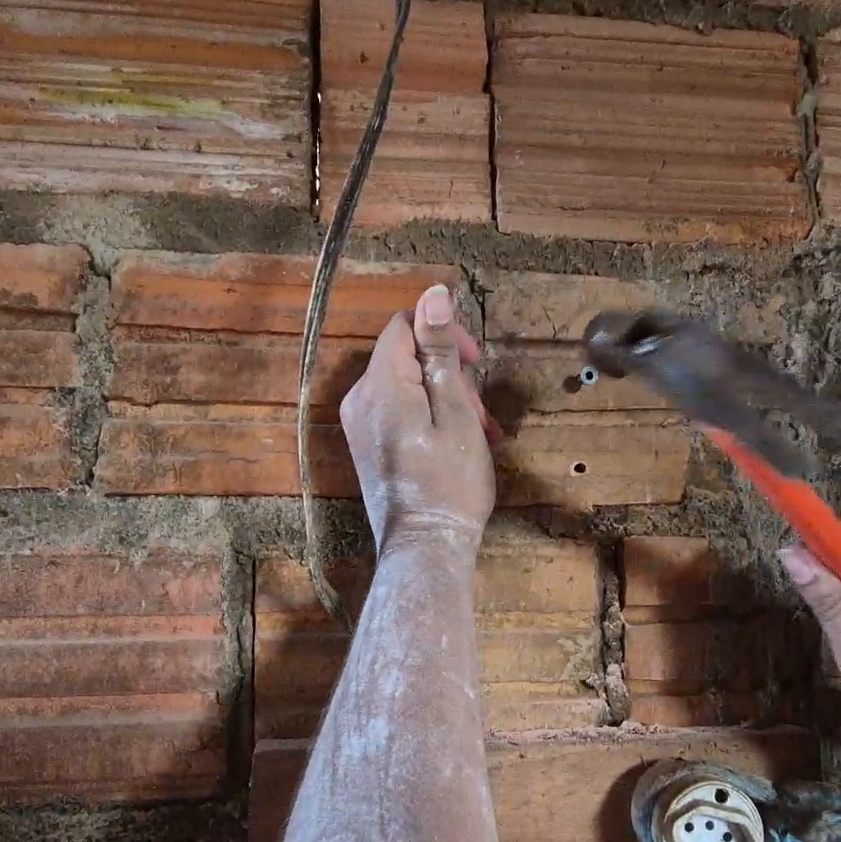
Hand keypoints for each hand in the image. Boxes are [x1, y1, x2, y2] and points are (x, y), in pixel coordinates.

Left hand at [340, 284, 497, 551]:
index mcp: (380, 385)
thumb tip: (431, 295)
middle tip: (482, 413)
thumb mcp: (455, 411)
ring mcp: (359, 425)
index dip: (443, 334)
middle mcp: (358, 399)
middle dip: (448, 374)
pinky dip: (430, 417)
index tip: (475, 364)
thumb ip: (439, 352)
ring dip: (445, 399)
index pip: (404, 326)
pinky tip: (458, 443)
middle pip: (406, 357)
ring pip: (406, 385)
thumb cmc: (450, 481)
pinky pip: (398, 411)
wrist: (426, 546)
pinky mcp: (366, 445)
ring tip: (479, 433)